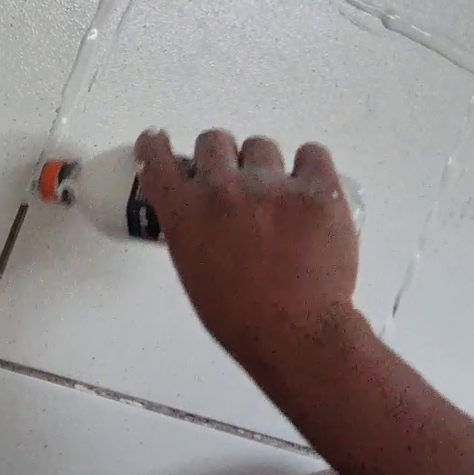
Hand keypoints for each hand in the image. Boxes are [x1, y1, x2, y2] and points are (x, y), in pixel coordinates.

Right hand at [135, 129, 363, 378]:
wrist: (298, 334)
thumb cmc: (236, 314)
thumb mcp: (192, 267)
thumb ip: (190, 228)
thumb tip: (202, 211)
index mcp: (184, 211)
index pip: (158, 158)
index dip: (156, 145)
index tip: (158, 142)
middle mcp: (221, 188)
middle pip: (213, 140)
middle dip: (219, 157)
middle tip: (232, 182)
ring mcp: (272, 186)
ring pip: (261, 146)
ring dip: (262, 165)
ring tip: (275, 194)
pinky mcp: (318, 190)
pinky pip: (312, 154)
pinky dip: (308, 167)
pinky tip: (308, 188)